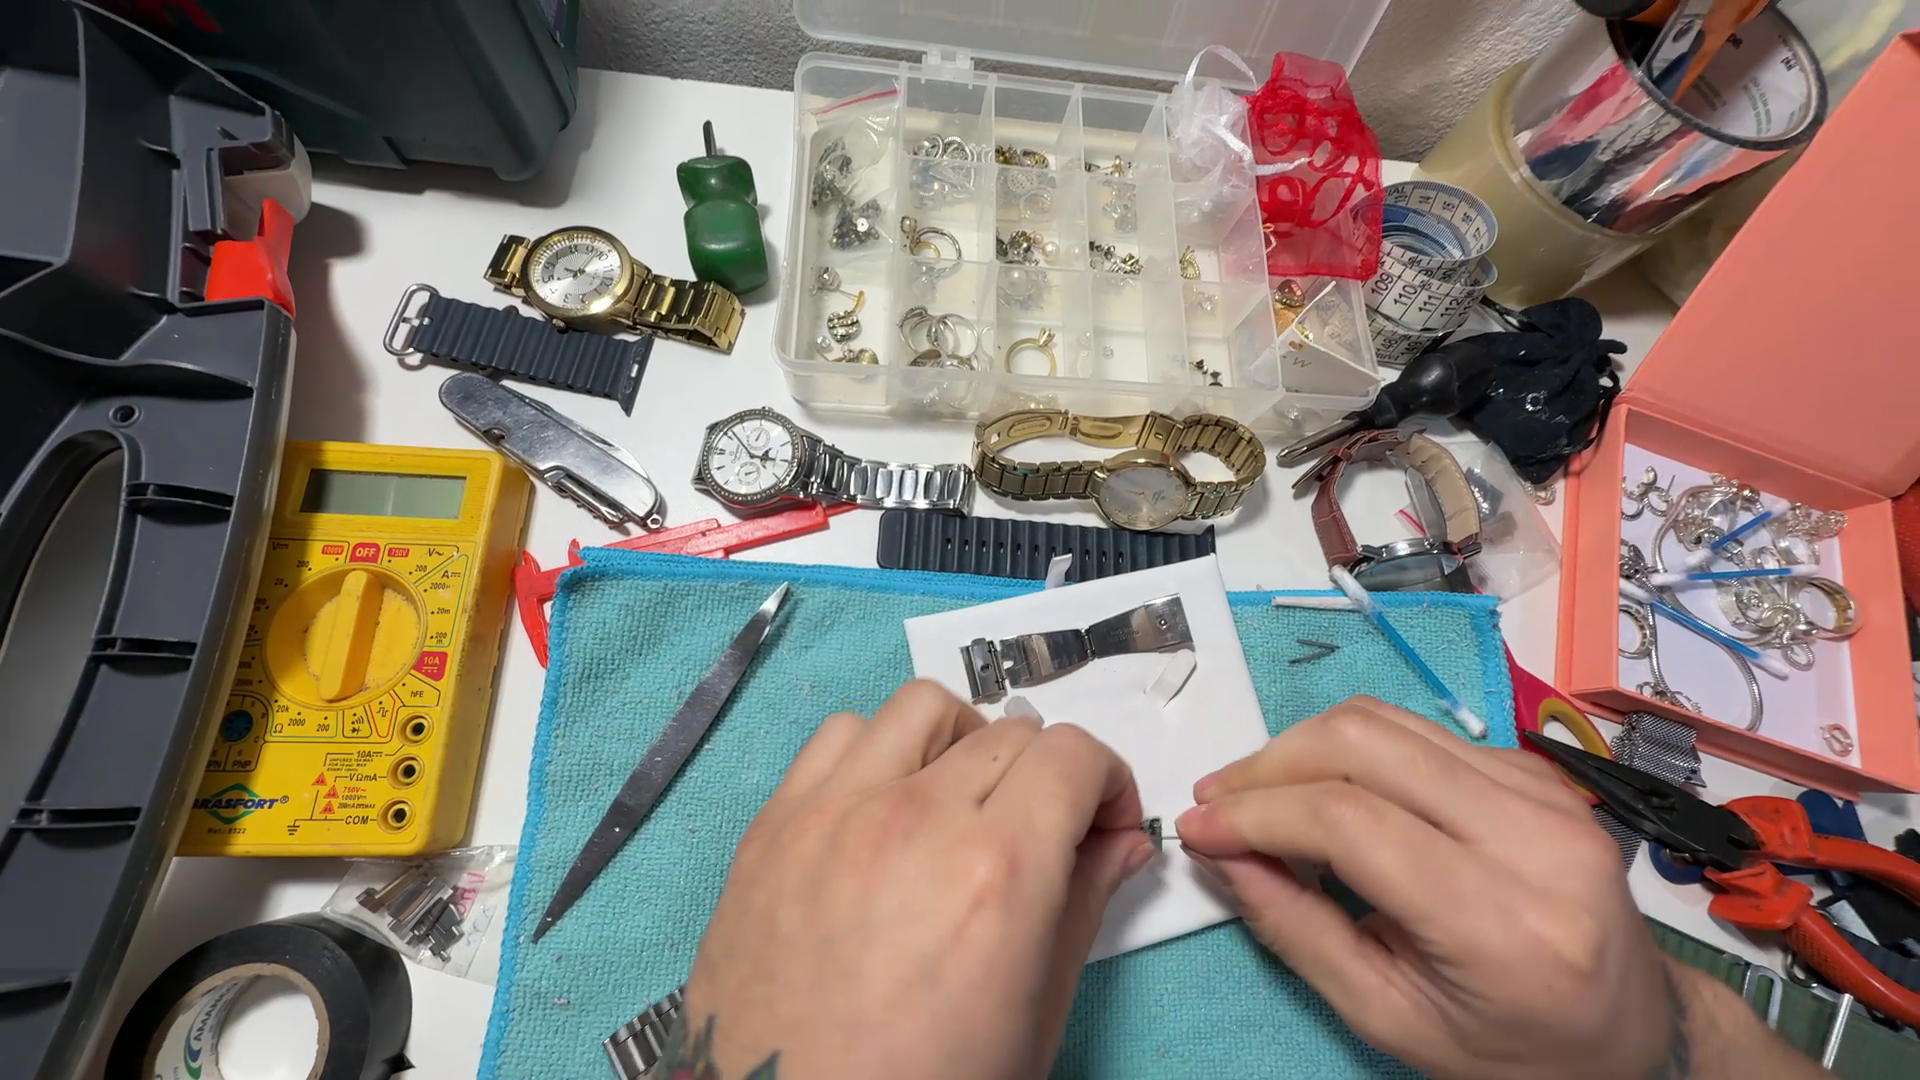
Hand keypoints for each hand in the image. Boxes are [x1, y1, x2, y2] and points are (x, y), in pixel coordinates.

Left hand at [673, 681, 1153, 1079]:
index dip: (1106, 780)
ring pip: (924, 706)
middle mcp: (918, 818)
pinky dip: (879, 750)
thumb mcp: (1034, 1016)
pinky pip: (842, 732)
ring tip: (957, 797)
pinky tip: (881, 802)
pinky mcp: (777, 819)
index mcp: (997, 871)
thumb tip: (1124, 837)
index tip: (1101, 820)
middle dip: (1045, 772)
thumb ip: (1084, 904)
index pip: (1072, 754)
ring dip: (962, 740)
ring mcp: (837, 810)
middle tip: (1037, 825)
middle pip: (1009, 731)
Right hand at [1173, 697, 1677, 1079]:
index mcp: (1508, 923)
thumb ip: (1292, 929)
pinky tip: (1318, 787)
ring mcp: (1538, 787)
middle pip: (1358, 745)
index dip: (1256, 813)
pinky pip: (1404, 727)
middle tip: (1218, 801)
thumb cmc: (1508, 1047)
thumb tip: (1218, 850)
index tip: (1198, 827)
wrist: (1640, 1032)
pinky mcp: (1526, 765)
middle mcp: (1534, 835)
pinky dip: (1338, 748)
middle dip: (1266, 765)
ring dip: (1295, 746)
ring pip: (1375, 720)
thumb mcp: (1386, 1017)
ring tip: (1255, 790)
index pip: (1350, 822)